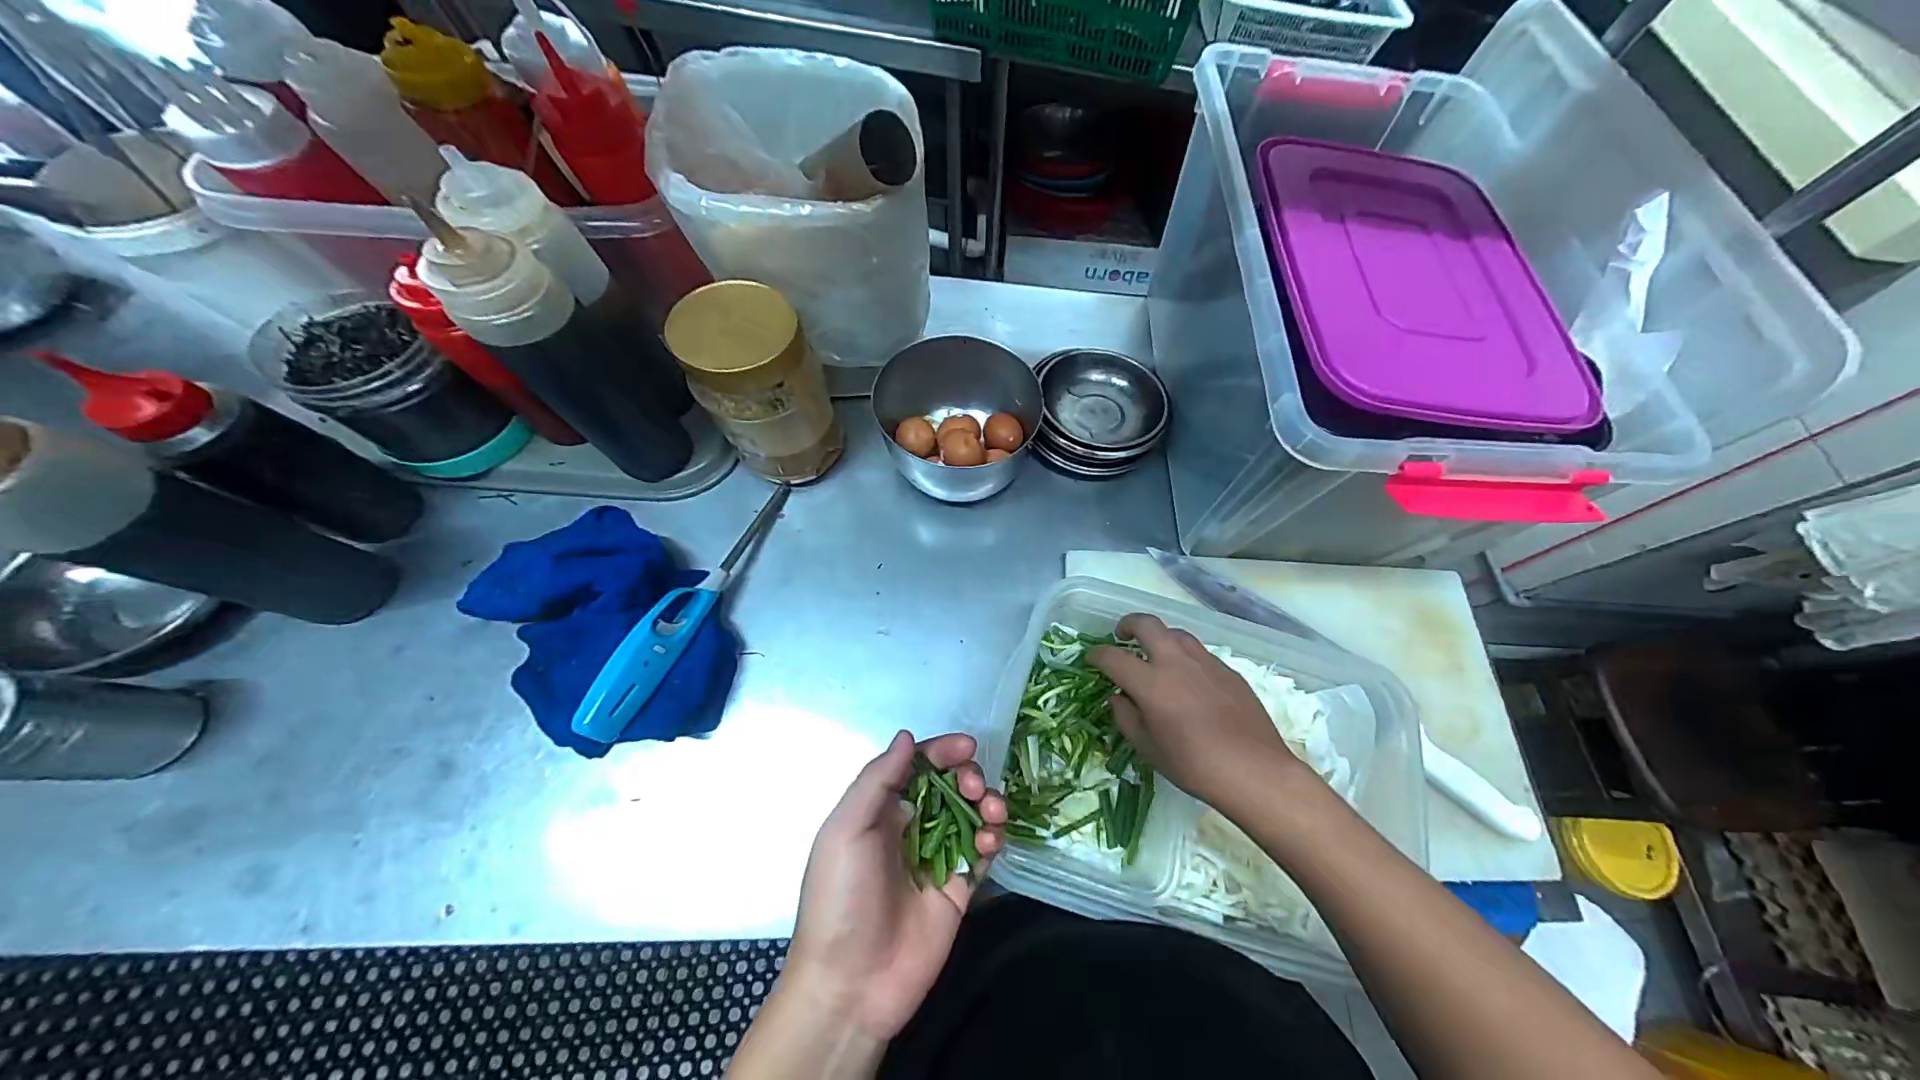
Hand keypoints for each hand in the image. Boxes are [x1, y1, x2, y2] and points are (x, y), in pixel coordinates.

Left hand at [783, 730, 1006, 1041]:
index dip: (941, 752)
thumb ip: (877, 779)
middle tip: (974, 785)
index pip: (916, 768)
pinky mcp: (958, 890)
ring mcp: (936, 859)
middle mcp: (909, 829)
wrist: (851, 984)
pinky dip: (993, 838)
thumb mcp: (846, 830)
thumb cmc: (840, 898)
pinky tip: (990, 840)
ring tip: (991, 810)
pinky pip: (983, 853)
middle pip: (949, 787)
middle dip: (967, 775)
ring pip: (971, 815)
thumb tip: (907, 736)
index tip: (967, 746)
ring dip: (987, 803)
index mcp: (879, 811)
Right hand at [1089, 613, 1308, 806]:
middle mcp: (1176, 663)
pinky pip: (1199, 653)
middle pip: (1147, 624)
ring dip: (1159, 637)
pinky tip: (1188, 680)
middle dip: (1128, 624)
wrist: (1254, 770)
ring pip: (1176, 633)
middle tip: (1122, 637)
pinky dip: (1184, 657)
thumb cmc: (1194, 765)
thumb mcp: (1148, 748)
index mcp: (1151, 683)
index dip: (1097, 655)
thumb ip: (1126, 717)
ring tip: (1155, 655)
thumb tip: (1117, 697)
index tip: (1091, 659)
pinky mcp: (1228, 671)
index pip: (1113, 657)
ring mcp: (1206, 663)